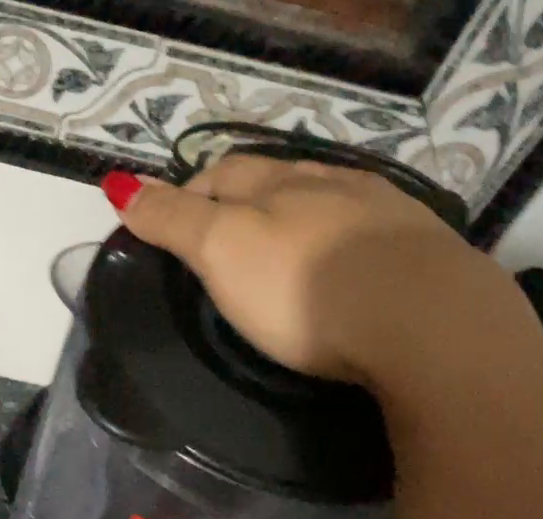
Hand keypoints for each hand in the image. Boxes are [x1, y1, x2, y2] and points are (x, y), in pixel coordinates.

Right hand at [108, 157, 542, 387]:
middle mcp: (329, 184)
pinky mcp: (418, 250)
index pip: (218, 175)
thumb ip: (173, 219)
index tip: (167, 229)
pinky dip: (340, 247)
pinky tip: (340, 272)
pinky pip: (365, 235)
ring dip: (295, 221)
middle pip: (272, 181)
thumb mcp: (222, 252)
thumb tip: (120, 183)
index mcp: (275, 185)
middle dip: (240, 202)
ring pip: (323, 202)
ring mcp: (380, 213)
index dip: (187, 194)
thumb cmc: (303, 288)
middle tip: (216, 243)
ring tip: (277, 257)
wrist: (423, 320)